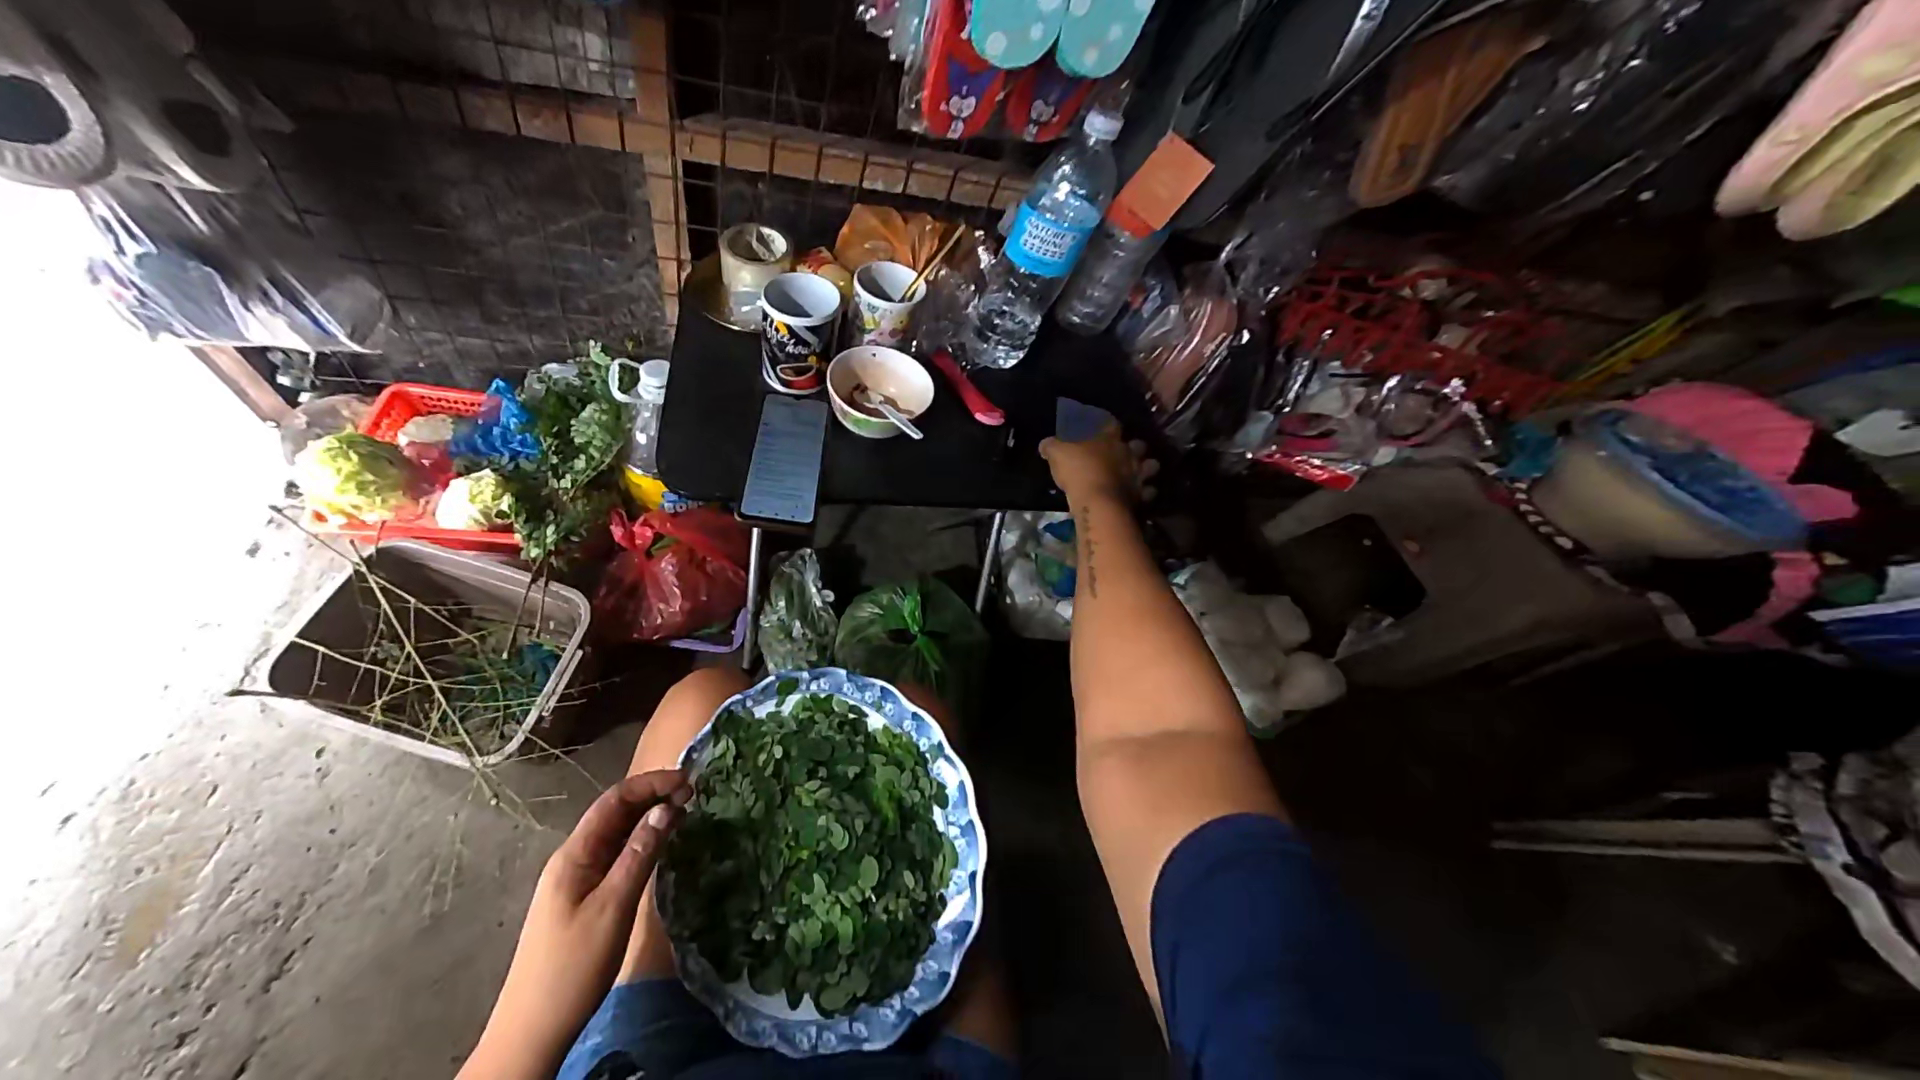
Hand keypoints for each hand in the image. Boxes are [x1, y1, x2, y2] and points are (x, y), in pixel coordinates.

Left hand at [461, 770, 690, 1079]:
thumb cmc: (573, 967)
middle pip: (615, 813)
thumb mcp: (614, 906)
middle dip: (653, 796)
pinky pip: (617, 855)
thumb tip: (667, 807)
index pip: (615, 800)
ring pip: (617, 834)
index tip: (689, 781)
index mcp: (574, 855)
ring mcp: (578, 879)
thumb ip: (640, 854)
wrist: (532, 1031)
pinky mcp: (586, 898)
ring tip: (686, 813)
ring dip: (649, 817)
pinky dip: (643, 842)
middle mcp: (574, 859)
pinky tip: (663, 846)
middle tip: (695, 795)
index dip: (651, 784)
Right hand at [1040, 427, 1158, 504]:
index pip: (1112, 424)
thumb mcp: (1057, 454)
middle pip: (1139, 444)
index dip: (1108, 425)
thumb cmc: (1078, 471)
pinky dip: (1146, 492)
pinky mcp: (1142, 495)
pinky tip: (1139, 495)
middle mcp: (1128, 453)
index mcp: (1109, 438)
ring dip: (1146, 468)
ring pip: (1151, 466)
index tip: (1104, 427)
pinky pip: (1149, 491)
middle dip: (1134, 447)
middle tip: (1124, 453)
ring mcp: (1138, 474)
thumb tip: (1045, 444)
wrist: (1098, 502)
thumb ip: (1052, 446)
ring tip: (1138, 473)